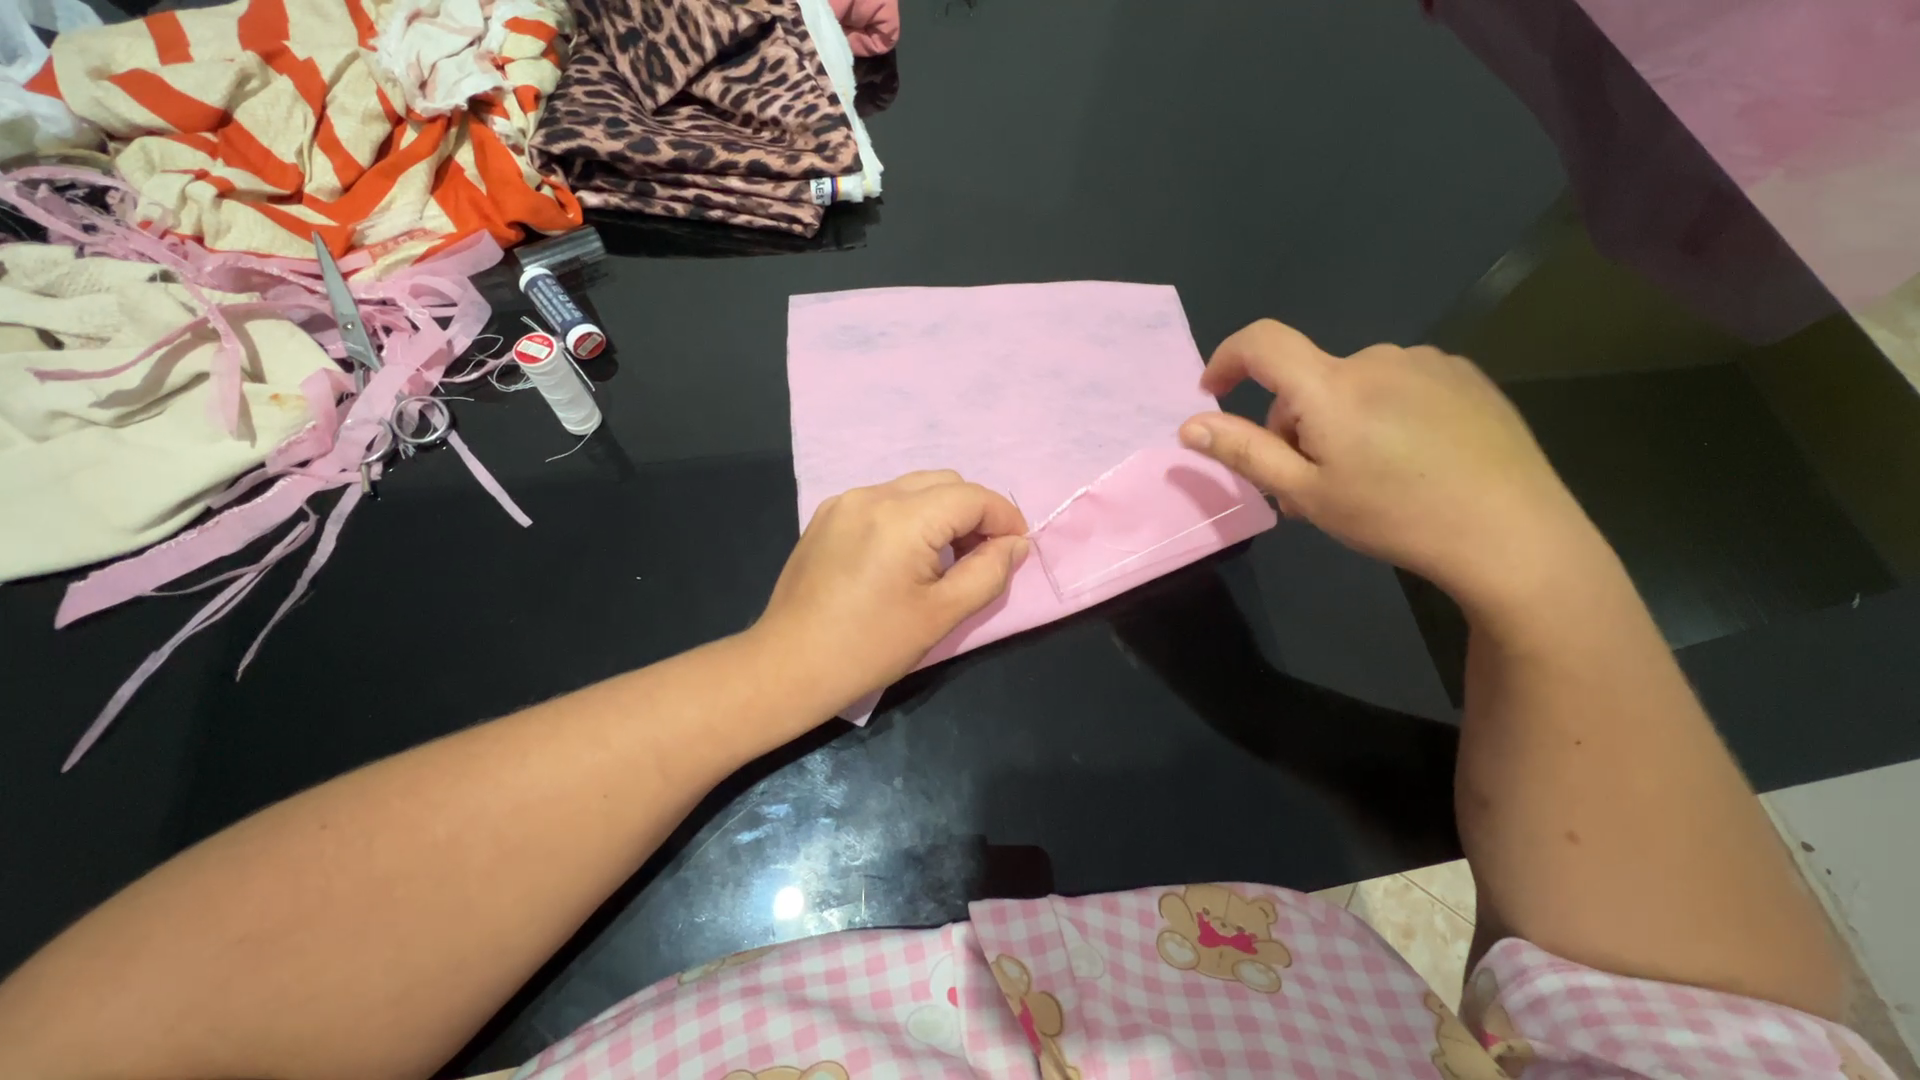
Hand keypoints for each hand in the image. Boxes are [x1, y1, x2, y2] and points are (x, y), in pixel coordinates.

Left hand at [751, 471, 1029, 711]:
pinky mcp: (826, 516)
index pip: (972, 498)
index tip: (1018, 549)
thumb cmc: (870, 646)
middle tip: (984, 557)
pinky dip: (909, 517)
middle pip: (944, 483)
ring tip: (947, 559)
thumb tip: (1015, 544)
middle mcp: (872, 495)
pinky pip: (883, 501)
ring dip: (942, 513)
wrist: (790, 665)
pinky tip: (906, 558)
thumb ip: (988, 573)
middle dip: (974, 513)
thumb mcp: (942, 615)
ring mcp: (844, 502)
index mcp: (903, 518)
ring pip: (913, 488)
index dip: (1004, 519)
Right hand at [1178, 320, 1599, 615]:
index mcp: (1331, 386)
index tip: (1215, 392)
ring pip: (1354, 386)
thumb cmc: (1394, 515)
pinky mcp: (1465, 377)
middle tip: (1309, 485)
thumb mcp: (1307, 493)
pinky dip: (1384, 414)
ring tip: (1366, 478)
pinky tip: (1413, 460)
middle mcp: (1377, 359)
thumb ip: (1245, 452)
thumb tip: (1190, 424)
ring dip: (1340, 421)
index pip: (1262, 343)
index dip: (1228, 359)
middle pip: (1309, 380)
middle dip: (1294, 424)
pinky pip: (1399, 386)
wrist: (1509, 531)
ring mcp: (1427, 363)